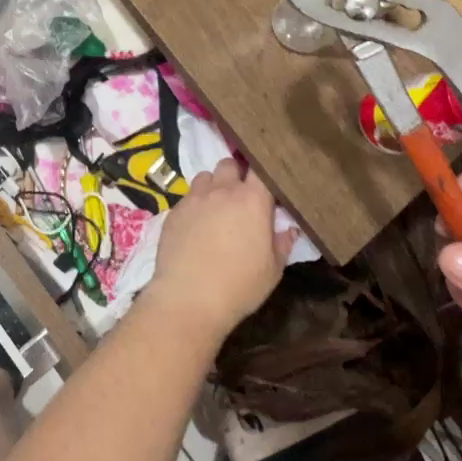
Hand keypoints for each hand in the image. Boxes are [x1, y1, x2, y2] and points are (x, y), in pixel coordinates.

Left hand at [145, 160, 297, 341]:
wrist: (189, 297)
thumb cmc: (239, 285)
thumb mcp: (272, 269)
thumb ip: (282, 243)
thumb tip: (288, 229)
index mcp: (252, 200)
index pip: (261, 168)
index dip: (263, 171)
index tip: (267, 181)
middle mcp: (222, 191)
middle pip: (229, 164)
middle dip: (236, 173)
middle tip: (241, 195)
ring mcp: (194, 199)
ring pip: (205, 177)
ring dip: (213, 186)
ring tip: (216, 208)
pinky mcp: (173, 211)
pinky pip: (187, 197)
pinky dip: (195, 204)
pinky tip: (196, 226)